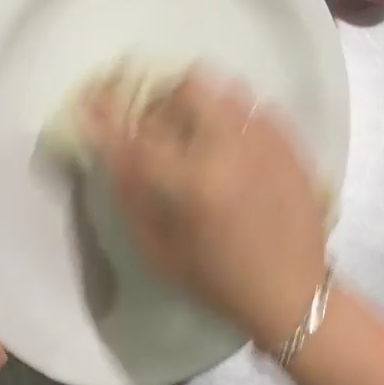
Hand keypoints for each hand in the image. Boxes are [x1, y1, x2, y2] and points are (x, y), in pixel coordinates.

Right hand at [80, 70, 331, 345]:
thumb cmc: (219, 281)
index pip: (137, 133)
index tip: (90, 98)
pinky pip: (260, 109)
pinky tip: (238, 147)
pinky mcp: (293, 146)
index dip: (107, 113)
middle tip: (160, 122)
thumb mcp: (160, 252)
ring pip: (227, 91)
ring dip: (205, 105)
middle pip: (190, 88)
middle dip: (166, 99)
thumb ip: (132, 198)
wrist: (293, 296)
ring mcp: (267, 143)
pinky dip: (240, 120)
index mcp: (193, 182)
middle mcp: (231, 150)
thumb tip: (110, 153)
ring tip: (202, 132)